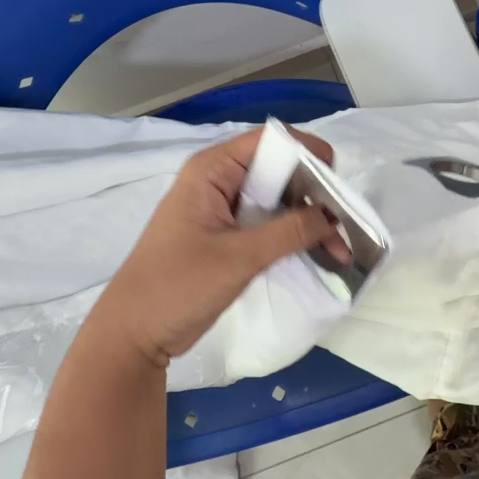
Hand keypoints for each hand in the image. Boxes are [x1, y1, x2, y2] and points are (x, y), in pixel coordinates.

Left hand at [97, 126, 347, 366]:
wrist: (132, 337)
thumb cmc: (175, 287)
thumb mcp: (238, 258)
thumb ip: (288, 232)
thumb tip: (333, 216)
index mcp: (212, 170)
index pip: (270, 141)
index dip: (306, 152)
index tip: (337, 180)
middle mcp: (219, 181)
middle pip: (279, 169)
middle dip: (315, 192)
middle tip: (346, 221)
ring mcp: (223, 209)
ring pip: (278, 199)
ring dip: (309, 219)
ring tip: (341, 247)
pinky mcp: (228, 237)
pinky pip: (270, 223)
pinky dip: (295, 235)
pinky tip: (321, 253)